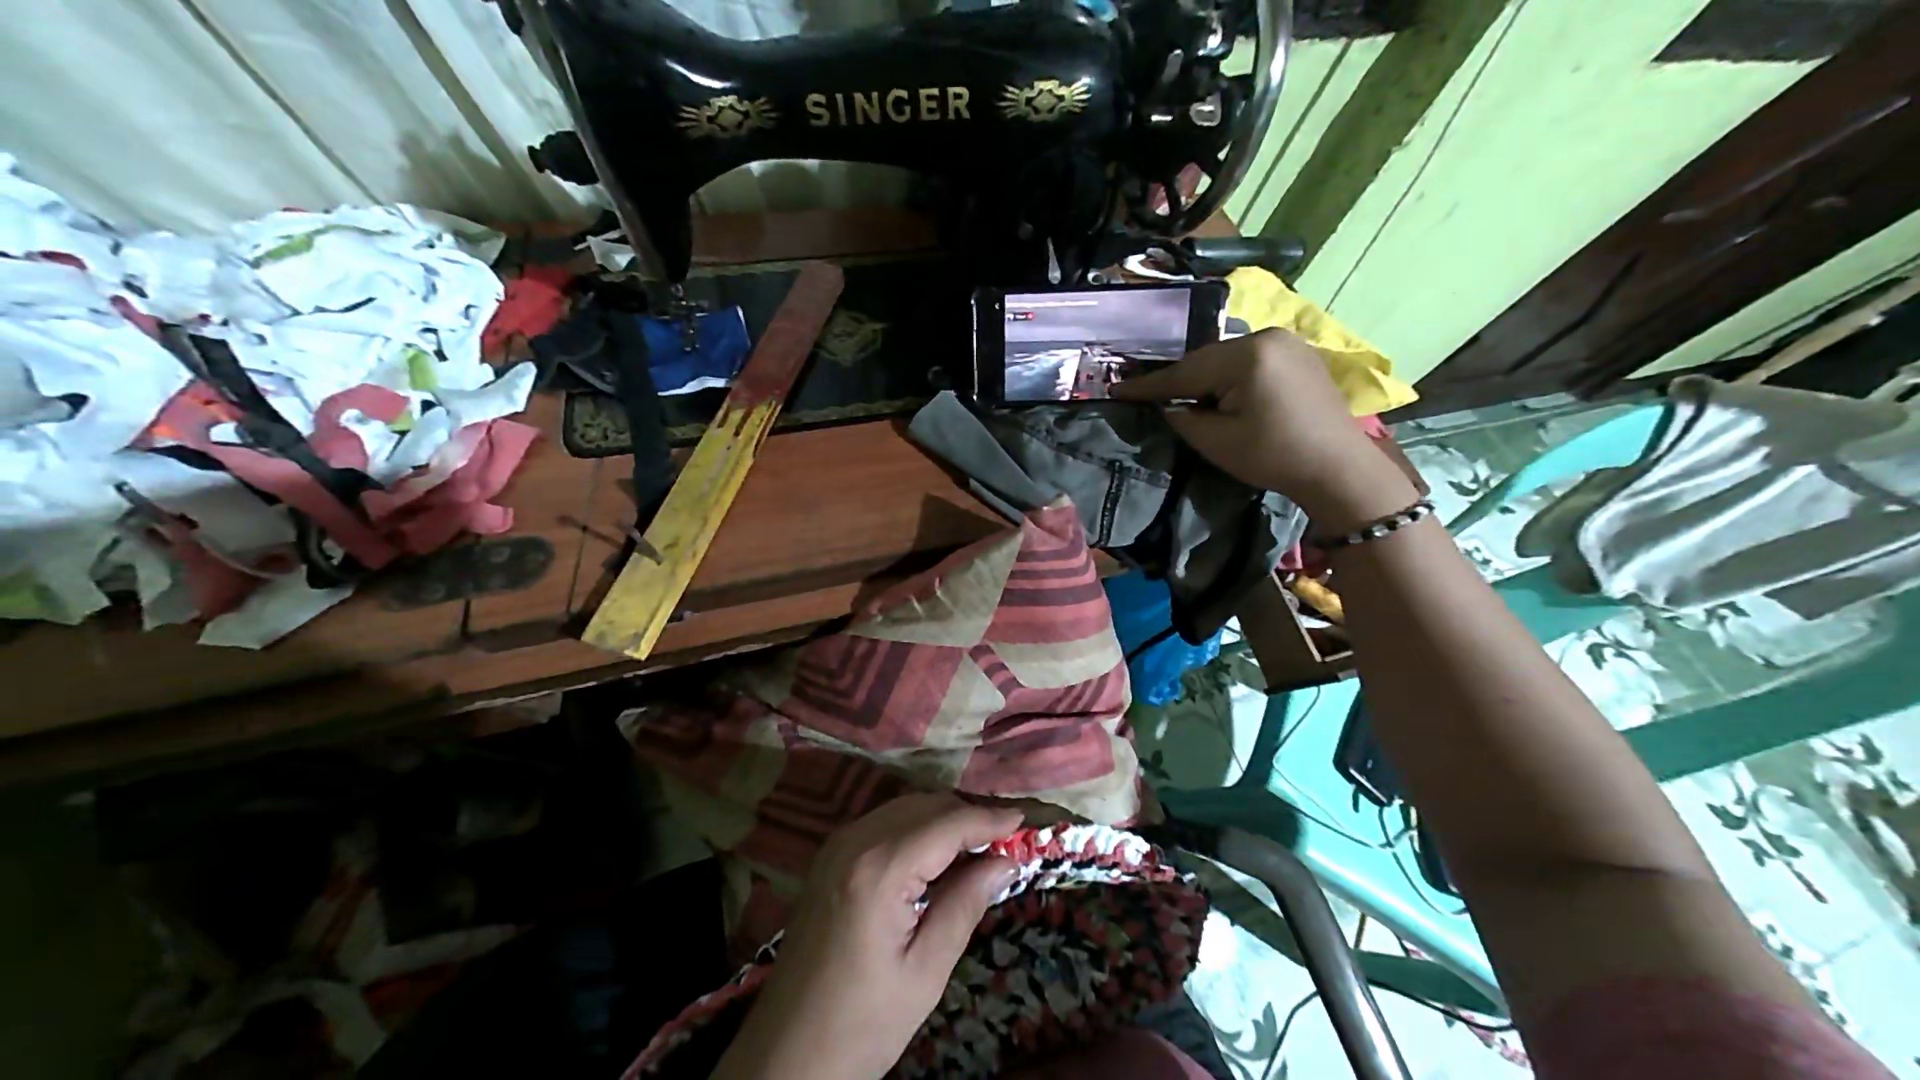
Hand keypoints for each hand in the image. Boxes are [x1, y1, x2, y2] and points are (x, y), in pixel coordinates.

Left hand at [713, 794, 1022, 1079]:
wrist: (785, 1054)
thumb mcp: (925, 971)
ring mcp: (836, 846)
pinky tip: (938, 856)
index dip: (989, 819)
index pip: (947, 823)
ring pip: (904, 808)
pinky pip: (884, 823)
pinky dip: (917, 828)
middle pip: (925, 805)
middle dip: (969, 816)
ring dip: (944, 819)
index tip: (1026, 822)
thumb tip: (1005, 862)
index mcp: (878, 869)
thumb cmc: (862, 1022)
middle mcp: (854, 841)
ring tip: (981, 848)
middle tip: (1007, 841)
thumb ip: (965, 904)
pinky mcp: (829, 858)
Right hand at [1110, 329, 1418, 531]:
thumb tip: (1167, 405)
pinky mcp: (1298, 353)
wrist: (1339, 468)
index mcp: (1247, 355)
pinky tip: (1219, 393)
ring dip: (1204, 378)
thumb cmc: (1274, 456)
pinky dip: (1229, 376)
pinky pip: (1249, 360)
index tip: (1117, 390)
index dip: (1148, 385)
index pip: (1186, 371)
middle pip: (1206, 359)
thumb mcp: (1216, 442)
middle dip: (1179, 379)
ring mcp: (1287, 341)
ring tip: (1182, 397)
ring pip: (1227, 359)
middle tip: (1147, 395)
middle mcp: (1267, 336)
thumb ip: (1183, 417)